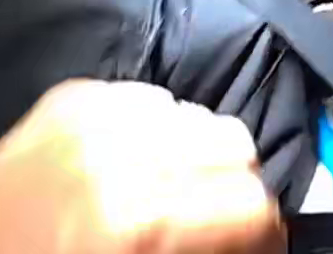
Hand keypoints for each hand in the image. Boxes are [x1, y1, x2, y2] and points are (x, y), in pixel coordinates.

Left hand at [0, 79, 283, 253]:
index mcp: (133, 213)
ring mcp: (88, 105)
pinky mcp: (66, 94)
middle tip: (216, 235)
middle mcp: (118, 140)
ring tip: (171, 203)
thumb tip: (250, 242)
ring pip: (192, 111)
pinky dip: (155, 133)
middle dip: (234, 194)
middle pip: (232, 139)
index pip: (250, 200)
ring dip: (195, 159)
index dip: (266, 237)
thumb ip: (194, 253)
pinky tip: (130, 171)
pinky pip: (145, 98)